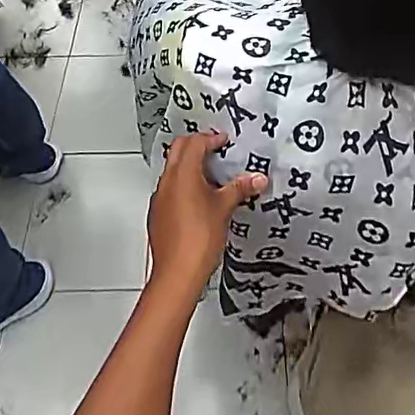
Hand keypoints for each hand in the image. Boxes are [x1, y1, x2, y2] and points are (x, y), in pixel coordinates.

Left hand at [147, 130, 266, 292]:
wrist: (176, 275)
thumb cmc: (198, 240)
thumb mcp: (224, 208)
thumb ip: (240, 188)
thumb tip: (257, 179)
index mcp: (183, 174)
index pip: (195, 143)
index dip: (211, 138)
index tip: (223, 141)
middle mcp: (167, 182)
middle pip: (178, 149)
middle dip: (197, 145)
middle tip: (215, 149)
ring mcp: (159, 199)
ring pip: (172, 169)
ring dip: (189, 164)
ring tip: (211, 174)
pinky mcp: (157, 214)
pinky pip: (169, 188)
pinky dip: (182, 184)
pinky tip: (198, 198)